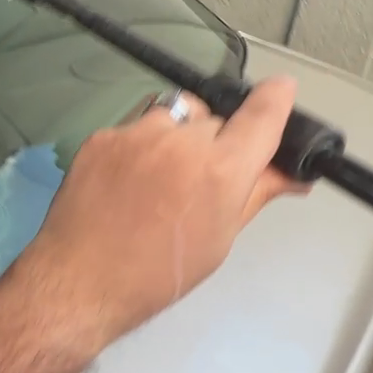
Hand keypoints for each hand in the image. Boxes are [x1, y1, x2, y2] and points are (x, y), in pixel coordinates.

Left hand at [11, 77, 306, 347]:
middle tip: (198, 179)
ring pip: (172, 117)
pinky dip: (138, 147)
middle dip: (216, 142)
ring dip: (176, 137)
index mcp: (219, 170)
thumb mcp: (217, 240)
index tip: (280, 91)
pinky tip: (125, 181)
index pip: (262, 114)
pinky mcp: (101, 137)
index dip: (276, 99)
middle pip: (215, 120)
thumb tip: (293, 174)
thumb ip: (254, 194)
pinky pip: (133, 128)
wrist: (80, 281)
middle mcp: (179, 141)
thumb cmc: (157, 275)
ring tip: (158, 178)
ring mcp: (135, 135)